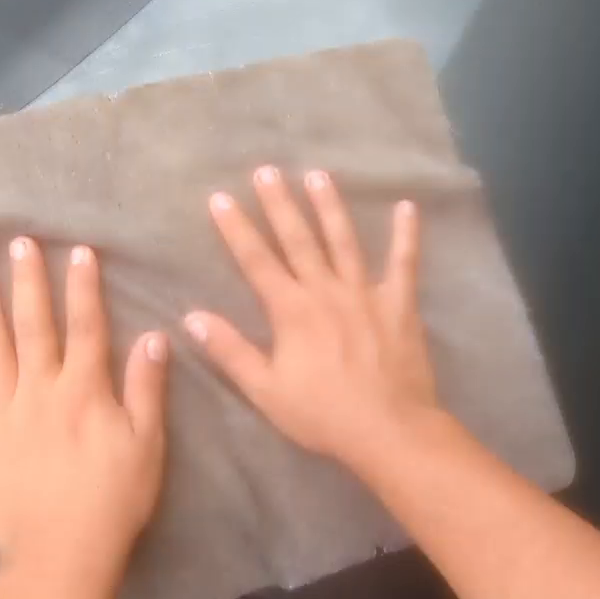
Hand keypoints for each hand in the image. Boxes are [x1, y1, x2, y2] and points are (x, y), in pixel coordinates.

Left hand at [0, 238, 168, 595]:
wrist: (63, 553)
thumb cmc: (115, 498)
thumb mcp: (148, 443)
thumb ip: (147, 388)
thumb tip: (153, 337)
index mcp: (85, 390)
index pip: (87, 327)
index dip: (83, 288)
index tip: (78, 250)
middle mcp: (41, 391)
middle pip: (35, 328)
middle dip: (28, 283)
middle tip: (18, 243)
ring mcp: (3, 414)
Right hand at [185, 166, 441, 473]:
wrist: (388, 428)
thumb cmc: (323, 414)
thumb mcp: (266, 390)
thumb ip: (230, 351)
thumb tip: (192, 317)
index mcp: (292, 311)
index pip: (257, 262)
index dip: (236, 229)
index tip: (220, 198)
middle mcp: (327, 291)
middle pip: (298, 240)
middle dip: (280, 204)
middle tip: (266, 170)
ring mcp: (366, 293)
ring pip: (344, 241)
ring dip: (330, 207)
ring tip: (318, 175)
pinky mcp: (400, 304)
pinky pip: (404, 264)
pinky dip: (407, 236)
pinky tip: (407, 207)